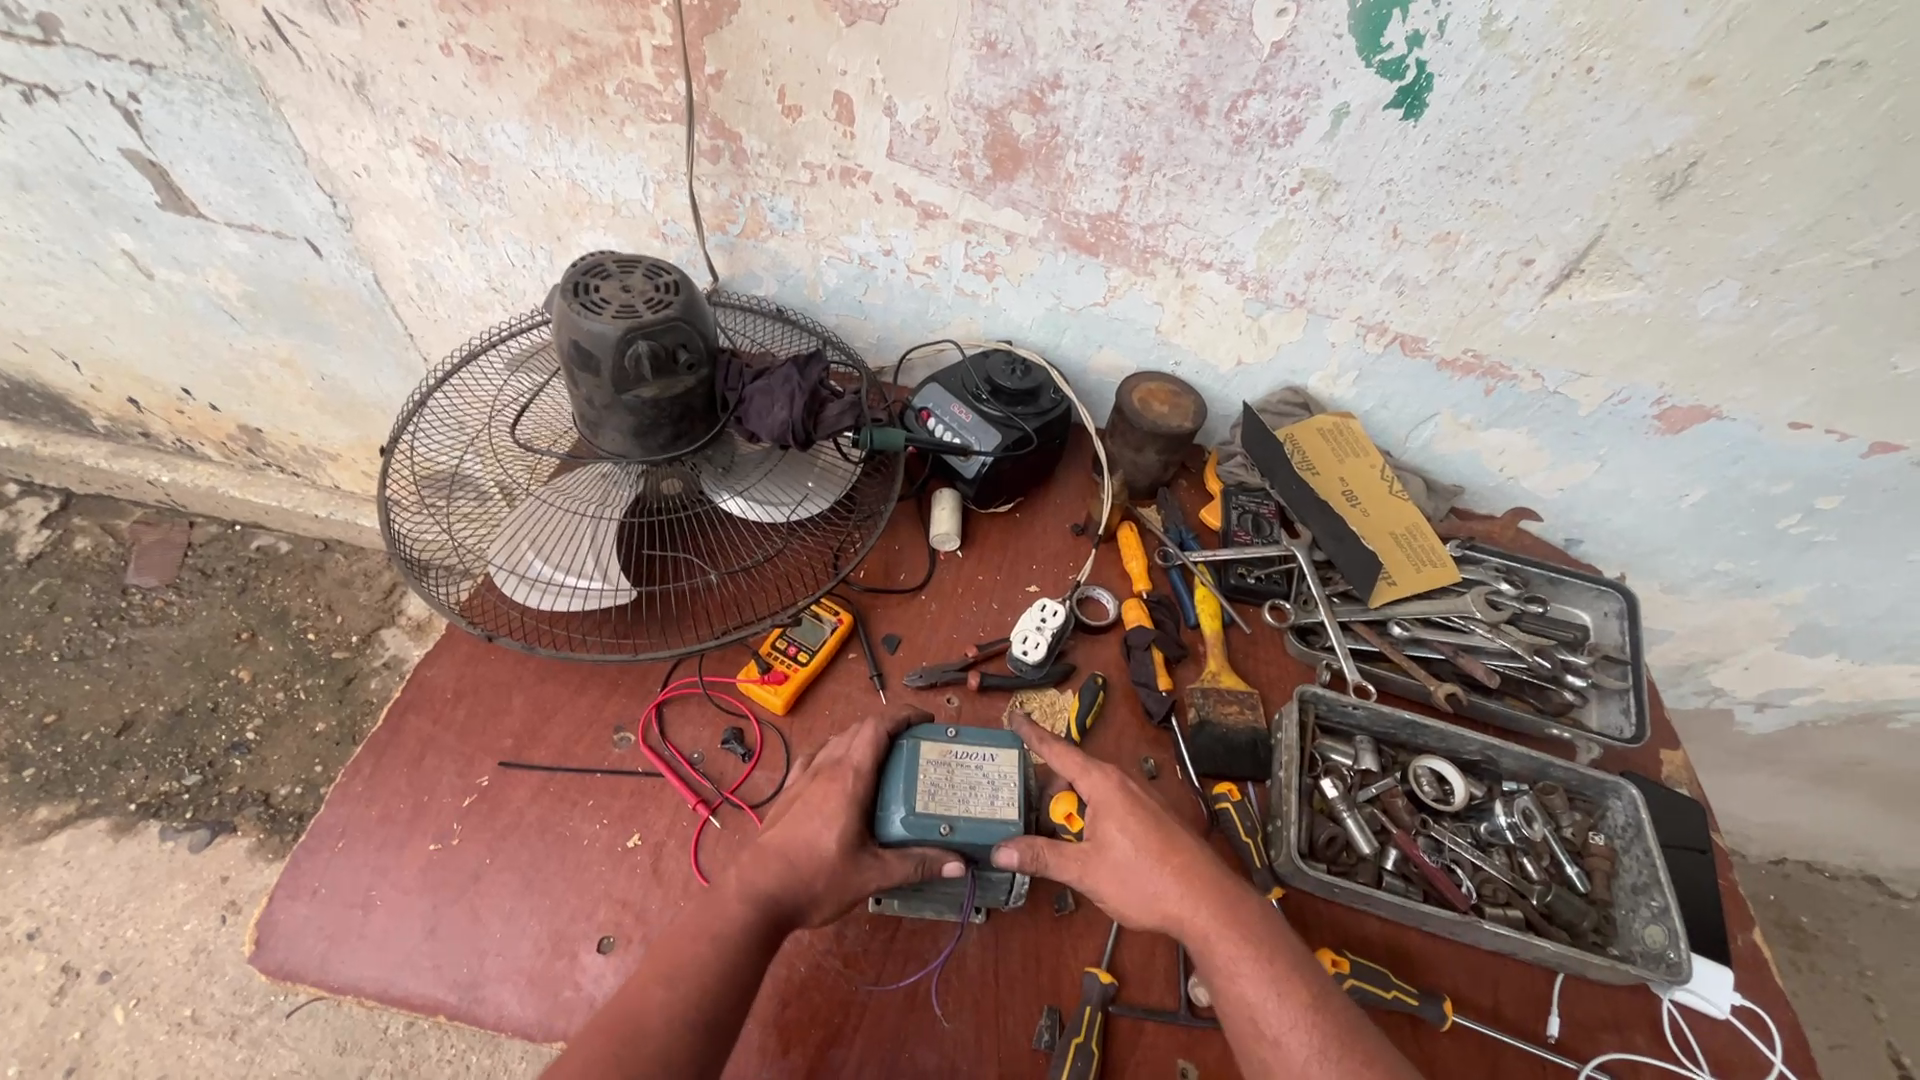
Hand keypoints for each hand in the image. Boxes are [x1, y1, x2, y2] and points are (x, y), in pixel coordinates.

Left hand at [726, 708, 964, 931]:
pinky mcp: (787, 792)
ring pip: (835, 741)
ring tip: (882, 759)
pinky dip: (834, 753)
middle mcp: (826, 767)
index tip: (926, 721)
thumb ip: (915, 865)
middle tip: (912, 746)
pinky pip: (814, 757)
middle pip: (859, 729)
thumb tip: (959, 862)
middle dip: (888, 727)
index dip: (903, 716)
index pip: (878, 726)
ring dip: (861, 738)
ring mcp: (802, 778)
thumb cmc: (816, 879)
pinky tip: (837, 772)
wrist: (755, 893)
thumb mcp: (872, 875)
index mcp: (850, 777)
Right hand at [991, 711, 1244, 937]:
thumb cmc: (1144, 880)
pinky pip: (1112, 804)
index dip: (1033, 735)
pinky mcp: (1153, 815)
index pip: (1058, 750)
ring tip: (1059, 840)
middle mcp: (1122, 781)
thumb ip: (1042, 856)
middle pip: (1073, 774)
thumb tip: (999, 851)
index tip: (1014, 715)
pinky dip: (1092, 817)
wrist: (1207, 900)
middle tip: (1031, 820)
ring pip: (1093, 792)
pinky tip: (1091, 848)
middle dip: (1049, 794)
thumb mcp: (1085, 870)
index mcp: (1102, 783)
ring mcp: (1141, 796)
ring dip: (1072, 810)